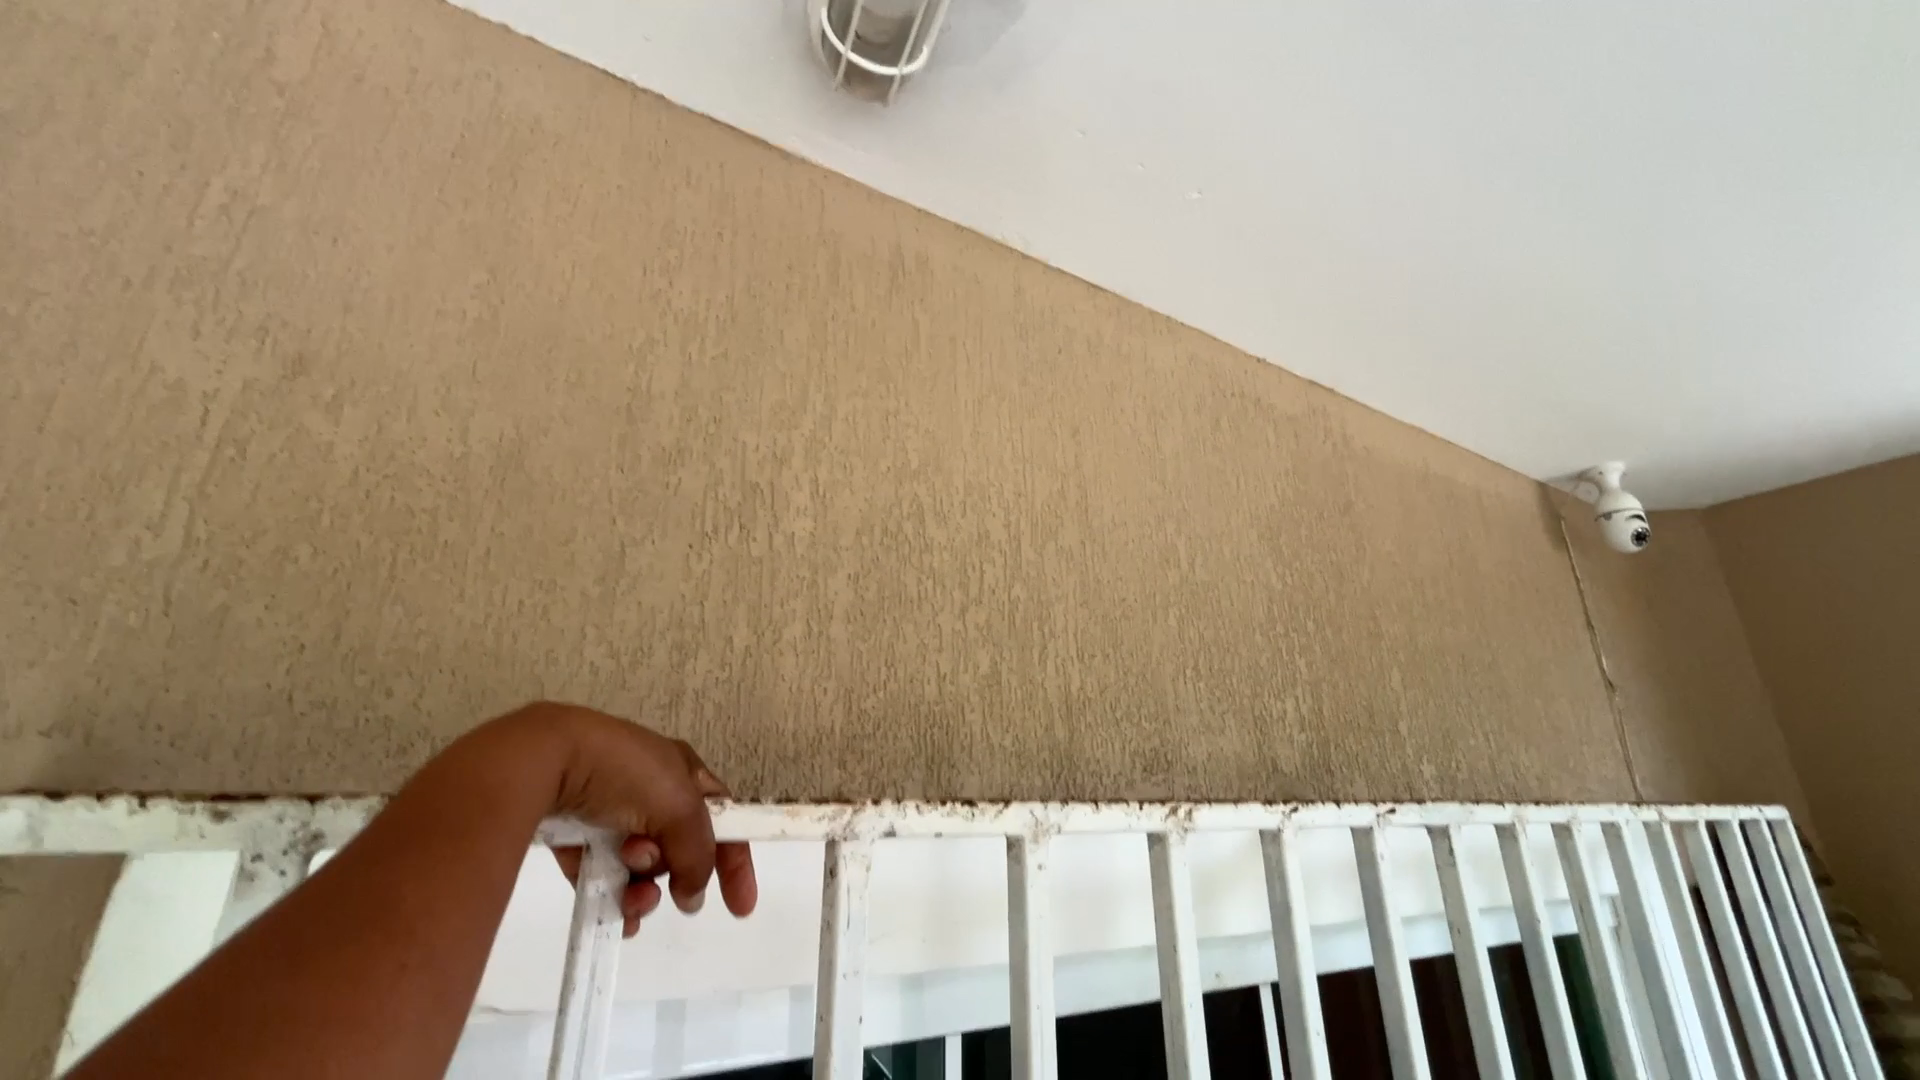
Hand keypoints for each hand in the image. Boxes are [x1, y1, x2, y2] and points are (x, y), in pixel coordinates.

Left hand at [494, 703, 757, 936]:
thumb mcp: (681, 807)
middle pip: (678, 848)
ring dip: (642, 890)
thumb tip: (693, 896)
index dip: (735, 860)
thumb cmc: (625, 773)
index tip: (741, 907)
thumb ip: (698, 854)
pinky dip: (611, 897)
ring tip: (627, 897)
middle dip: (674, 874)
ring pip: (640, 868)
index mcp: (683, 772)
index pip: (722, 818)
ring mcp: (612, 814)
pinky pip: (603, 876)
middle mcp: (650, 791)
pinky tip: (612, 914)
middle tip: (660, 885)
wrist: (546, 761)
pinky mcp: (577, 836)